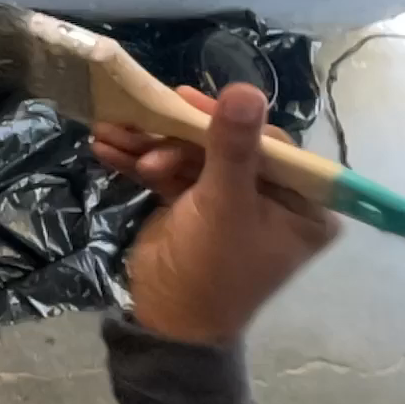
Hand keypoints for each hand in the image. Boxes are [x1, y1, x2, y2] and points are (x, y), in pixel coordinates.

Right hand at [92, 83, 338, 344]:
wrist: (166, 316)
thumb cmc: (213, 267)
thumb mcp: (223, 204)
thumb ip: (231, 147)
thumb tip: (244, 88)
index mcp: (300, 204)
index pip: (268, 145)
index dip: (224, 121)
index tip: (181, 100)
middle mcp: (267, 198)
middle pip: (218, 146)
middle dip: (170, 135)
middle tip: (132, 122)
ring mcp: (224, 201)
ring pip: (184, 156)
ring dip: (143, 144)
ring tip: (107, 135)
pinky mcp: (188, 205)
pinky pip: (164, 172)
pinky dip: (134, 161)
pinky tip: (103, 150)